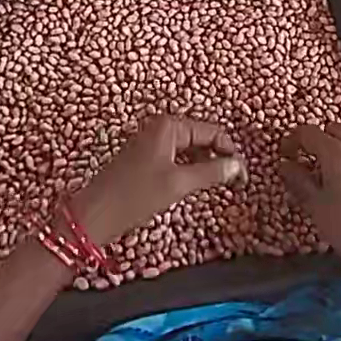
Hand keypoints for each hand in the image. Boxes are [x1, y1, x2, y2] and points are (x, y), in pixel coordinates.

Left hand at [72, 116, 242, 242]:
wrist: (95, 214)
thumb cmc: (136, 196)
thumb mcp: (179, 184)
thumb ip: (212, 172)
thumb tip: (236, 165)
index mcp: (169, 125)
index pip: (213, 132)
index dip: (231, 152)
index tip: (244, 176)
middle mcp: (160, 127)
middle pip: (202, 137)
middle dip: (221, 156)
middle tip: (237, 182)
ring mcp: (151, 141)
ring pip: (190, 148)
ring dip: (207, 163)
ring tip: (223, 184)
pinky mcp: (146, 157)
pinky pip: (177, 156)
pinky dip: (192, 167)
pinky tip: (198, 183)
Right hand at [278, 123, 340, 326]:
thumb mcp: (317, 209)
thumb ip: (299, 180)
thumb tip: (286, 165)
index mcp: (339, 153)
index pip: (308, 132)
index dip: (292, 140)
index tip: (286, 153)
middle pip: (334, 130)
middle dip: (318, 142)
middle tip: (308, 163)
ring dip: (340, 151)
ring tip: (332, 177)